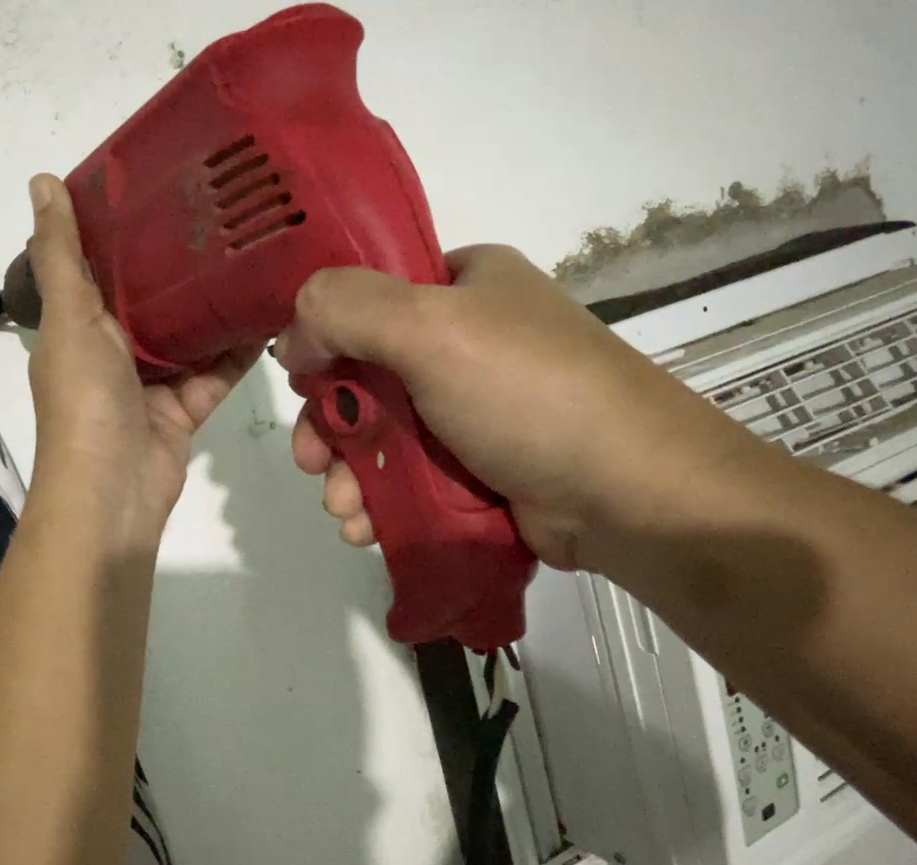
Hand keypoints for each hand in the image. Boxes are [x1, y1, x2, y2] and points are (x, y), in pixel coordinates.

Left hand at [23, 174, 257, 548]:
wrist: (112, 491)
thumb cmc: (84, 400)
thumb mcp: (70, 317)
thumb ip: (61, 255)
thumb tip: (41, 180)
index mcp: (76, 326)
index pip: (97, 267)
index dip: (120, 228)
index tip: (158, 181)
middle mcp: (111, 351)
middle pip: (148, 300)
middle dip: (178, 263)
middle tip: (222, 211)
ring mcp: (150, 383)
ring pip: (187, 336)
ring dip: (215, 305)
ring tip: (256, 253)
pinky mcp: (184, 409)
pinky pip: (215, 372)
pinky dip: (238, 350)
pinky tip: (271, 314)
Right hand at [278, 244, 761, 569]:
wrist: (625, 491)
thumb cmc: (526, 392)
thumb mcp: (429, 327)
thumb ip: (346, 310)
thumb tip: (291, 336)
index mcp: (464, 284)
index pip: (370, 295)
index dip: (325, 336)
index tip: (300, 382)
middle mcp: (468, 339)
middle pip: (367, 374)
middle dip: (331, 427)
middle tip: (310, 463)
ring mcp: (475, 408)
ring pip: (385, 435)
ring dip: (351, 475)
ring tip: (346, 513)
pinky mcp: (480, 466)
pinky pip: (411, 476)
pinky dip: (381, 501)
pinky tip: (366, 528)